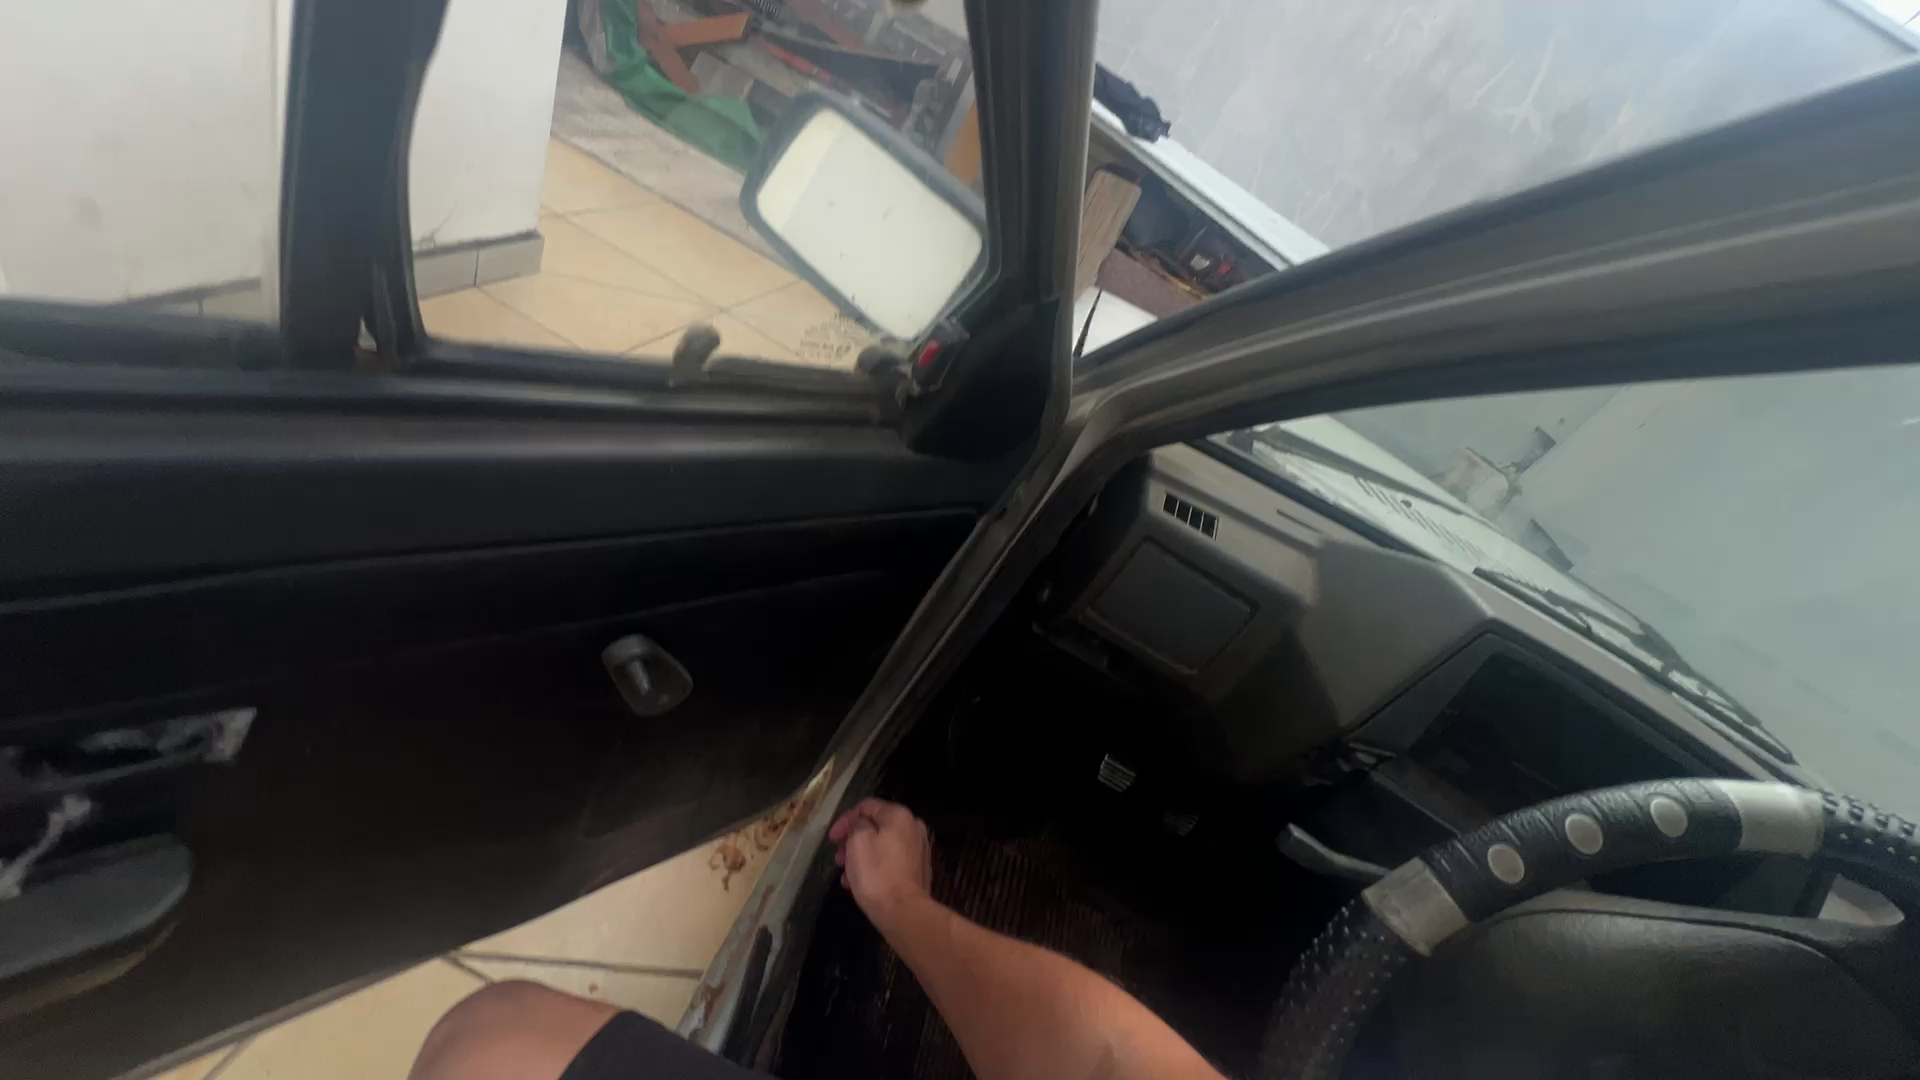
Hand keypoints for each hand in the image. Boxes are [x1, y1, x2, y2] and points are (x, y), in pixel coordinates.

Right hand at [828, 798, 931, 925]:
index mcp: (899, 815)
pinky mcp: (917, 870)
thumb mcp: (858, 841)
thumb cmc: (877, 874)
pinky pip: (890, 861)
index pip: (867, 806)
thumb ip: (857, 824)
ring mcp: (917, 849)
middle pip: (875, 826)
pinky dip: (874, 867)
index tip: (832, 839)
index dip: (845, 820)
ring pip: (881, 845)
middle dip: (852, 840)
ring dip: (860, 856)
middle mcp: (913, 827)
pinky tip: (858, 884)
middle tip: (838, 858)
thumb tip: (860, 824)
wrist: (904, 912)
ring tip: (845, 875)